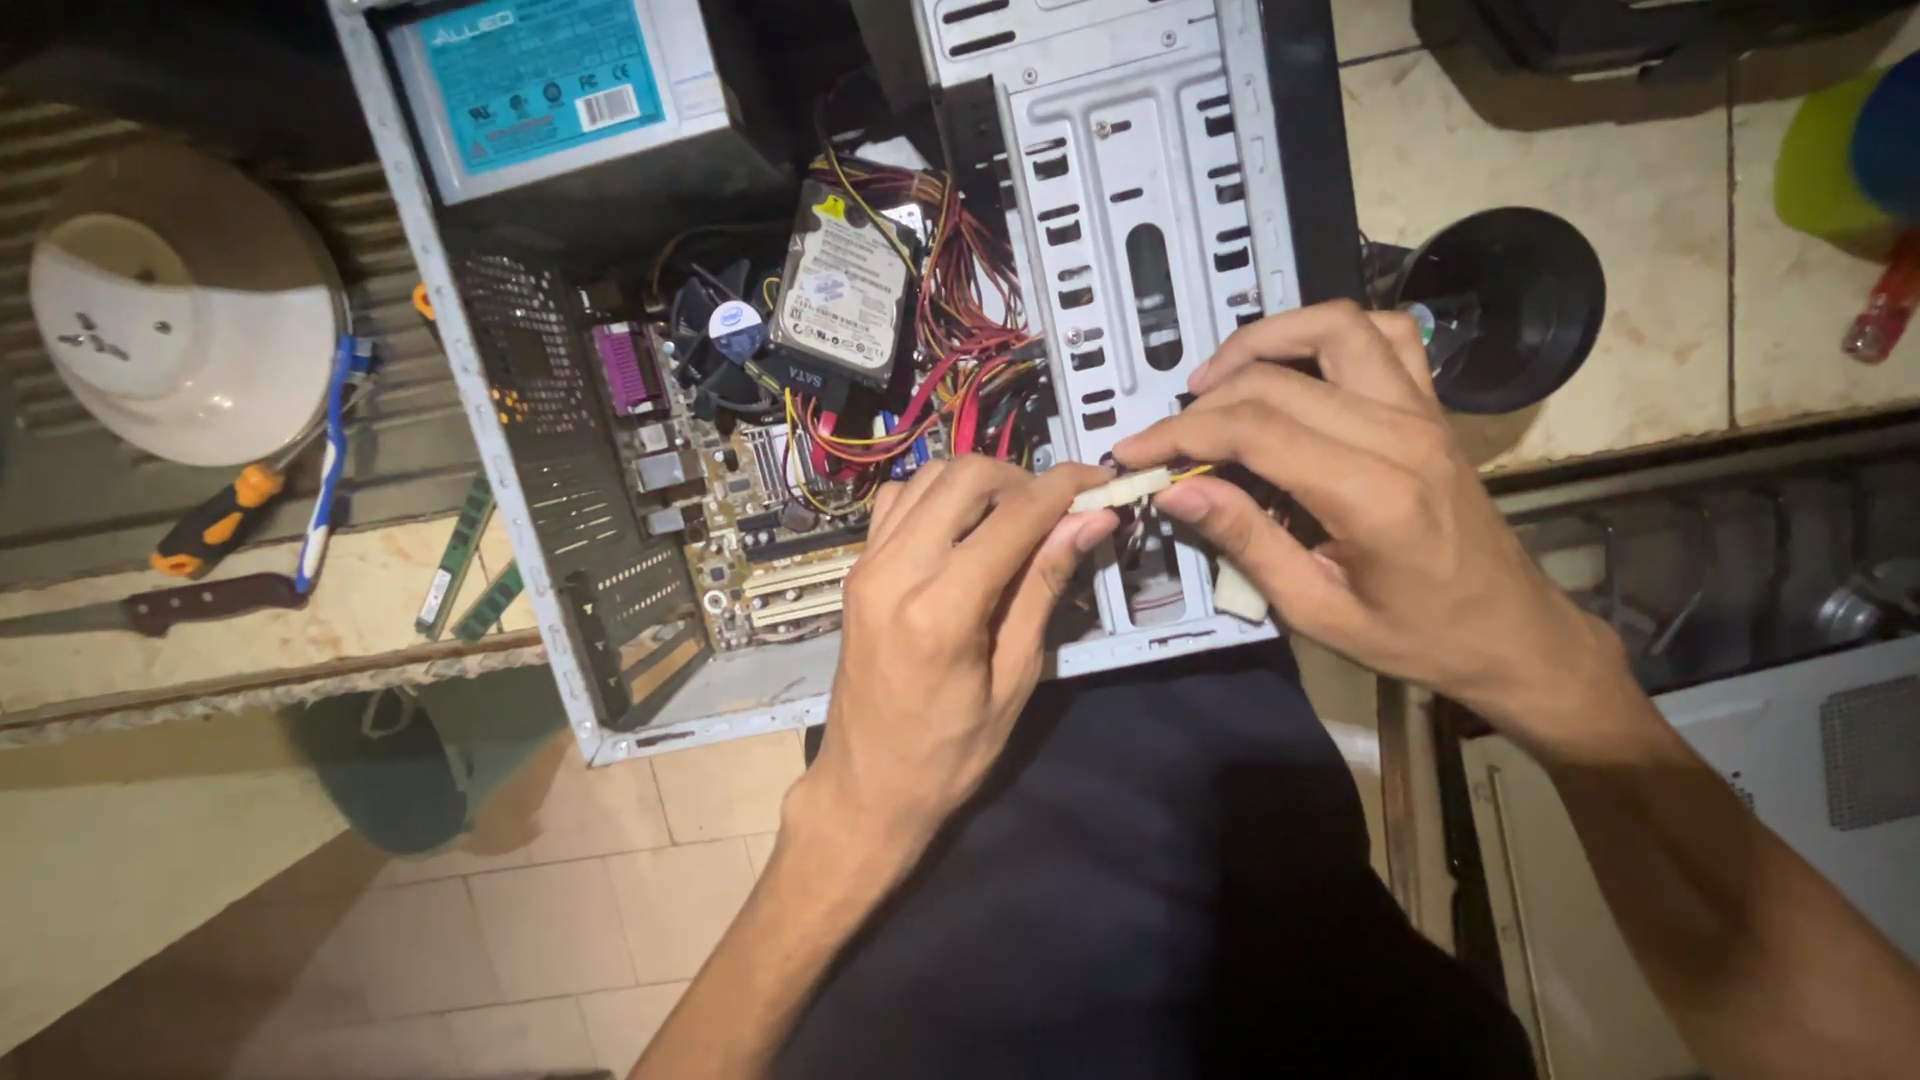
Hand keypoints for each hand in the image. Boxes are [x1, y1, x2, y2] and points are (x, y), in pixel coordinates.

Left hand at [788, 456, 1117, 855]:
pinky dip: (937, 496)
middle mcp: (894, 571)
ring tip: (1015, 518)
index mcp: (939, 610)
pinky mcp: (855, 570)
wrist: (866, 786)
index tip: (1100, 482)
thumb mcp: (1014, 678)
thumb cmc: (950, 752)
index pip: (1013, 517)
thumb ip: (1044, 588)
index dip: (1064, 489)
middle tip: (1056, 511)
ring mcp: (866, 565)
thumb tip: (1090, 521)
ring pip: (928, 477)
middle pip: (965, 476)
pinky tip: (963, 528)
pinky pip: (897, 502)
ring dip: (979, 483)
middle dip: (1021, 478)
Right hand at [1114, 301, 1622, 746]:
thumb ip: (1246, 541)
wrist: (1513, 634)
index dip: (1181, 434)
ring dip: (1263, 341)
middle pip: (1276, 381)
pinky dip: (1332, 332)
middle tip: (1163, 439)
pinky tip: (1295, 363)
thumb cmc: (1414, 636)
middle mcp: (1398, 434)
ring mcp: (1422, 412)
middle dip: (1202, 402)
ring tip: (1215, 379)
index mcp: (1369, 494)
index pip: (1254, 430)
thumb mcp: (1316, 609)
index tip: (1132, 452)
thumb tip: (1175, 491)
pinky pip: (1387, 335)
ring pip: (1334, 328)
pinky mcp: (1432, 409)